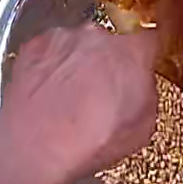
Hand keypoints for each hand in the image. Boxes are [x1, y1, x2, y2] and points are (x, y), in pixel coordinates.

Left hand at [0, 24, 161, 183]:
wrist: (36, 146)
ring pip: (77, 45)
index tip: (140, 68)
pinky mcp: (33, 46)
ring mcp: (62, 38)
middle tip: (100, 93)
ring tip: (68, 98)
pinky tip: (48, 93)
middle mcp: (97, 36)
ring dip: (76, 63)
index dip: (145, 56)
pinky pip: (49, 51)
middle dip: (107, 63)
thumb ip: (147, 95)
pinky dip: (50, 66)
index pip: (149, 41)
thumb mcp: (142, 129)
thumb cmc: (89, 140)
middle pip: (109, 43)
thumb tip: (141, 87)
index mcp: (131, 53)